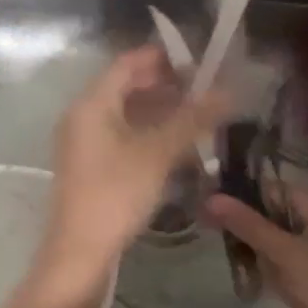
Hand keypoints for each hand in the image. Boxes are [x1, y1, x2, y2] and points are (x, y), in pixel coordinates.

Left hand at [40, 46, 224, 281]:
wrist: (81, 250)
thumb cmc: (116, 194)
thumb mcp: (157, 154)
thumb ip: (191, 119)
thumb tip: (226, 91)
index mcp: (92, 103)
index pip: (128, 63)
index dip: (162, 57)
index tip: (199, 61)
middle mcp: (83, 115)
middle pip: (126, 86)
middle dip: (165, 85)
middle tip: (204, 90)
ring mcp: (85, 141)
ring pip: (126, 112)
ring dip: (160, 110)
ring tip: (198, 116)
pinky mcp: (91, 164)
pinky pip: (122, 135)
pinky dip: (149, 133)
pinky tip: (178, 146)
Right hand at [205, 194, 307, 307]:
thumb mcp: (282, 251)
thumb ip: (247, 224)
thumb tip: (210, 199)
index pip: (275, 189)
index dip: (244, 191)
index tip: (212, 197)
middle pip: (271, 212)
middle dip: (242, 218)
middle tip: (209, 222)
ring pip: (270, 236)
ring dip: (247, 241)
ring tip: (222, 245)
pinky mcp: (304, 273)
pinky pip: (274, 257)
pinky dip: (258, 260)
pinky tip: (241, 269)